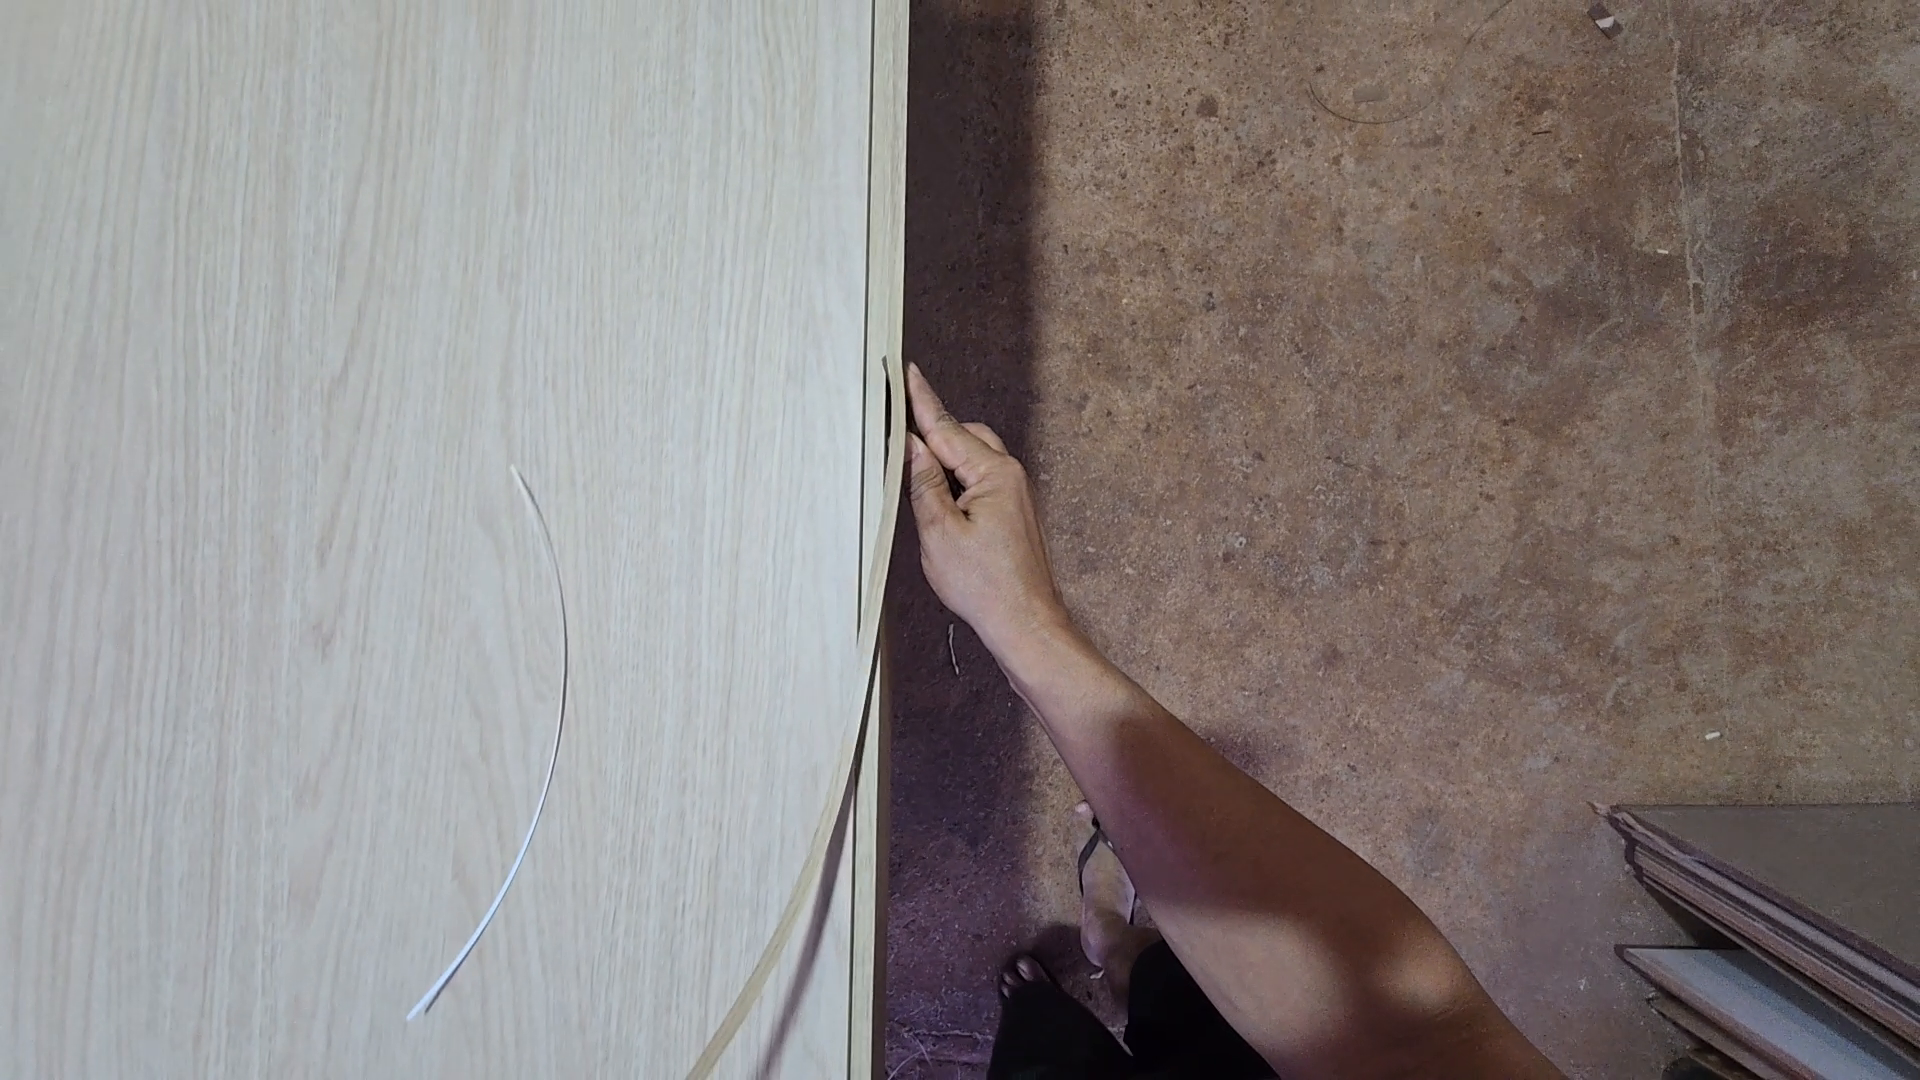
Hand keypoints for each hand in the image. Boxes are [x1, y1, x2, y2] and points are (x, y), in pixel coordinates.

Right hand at [903, 363, 1073, 656]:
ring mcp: (1013, 494)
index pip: (948, 428)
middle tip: (898, 429)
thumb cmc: (985, 585)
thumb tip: (912, 445)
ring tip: (912, 470)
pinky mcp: (1011, 512)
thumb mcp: (940, 531)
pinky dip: (956, 480)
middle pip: (964, 437)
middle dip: (932, 431)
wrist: (1024, 621)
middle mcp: (1009, 476)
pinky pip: (979, 480)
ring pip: (972, 459)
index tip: (908, 372)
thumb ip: (924, 482)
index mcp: (993, 474)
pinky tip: (938, 497)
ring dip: (943, 459)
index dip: (922, 401)